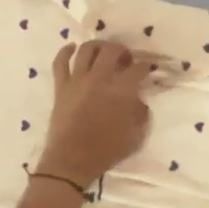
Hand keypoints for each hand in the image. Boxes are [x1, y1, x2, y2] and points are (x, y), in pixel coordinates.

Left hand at [35, 41, 152, 188]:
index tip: (148, 69)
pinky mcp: (61, 87)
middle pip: (112, 50)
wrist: (71, 161)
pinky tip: (72, 48)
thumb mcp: (135, 137)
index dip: (146, 66)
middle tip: (126, 59)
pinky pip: (60, 62)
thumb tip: (139, 101)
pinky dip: (66, 51)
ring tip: (103, 51)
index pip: (138, 68)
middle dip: (123, 50)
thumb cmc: (106, 151)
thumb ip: (141, 115)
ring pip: (87, 50)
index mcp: (121, 91)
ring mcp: (78, 81)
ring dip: (98, 45)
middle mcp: (100, 79)